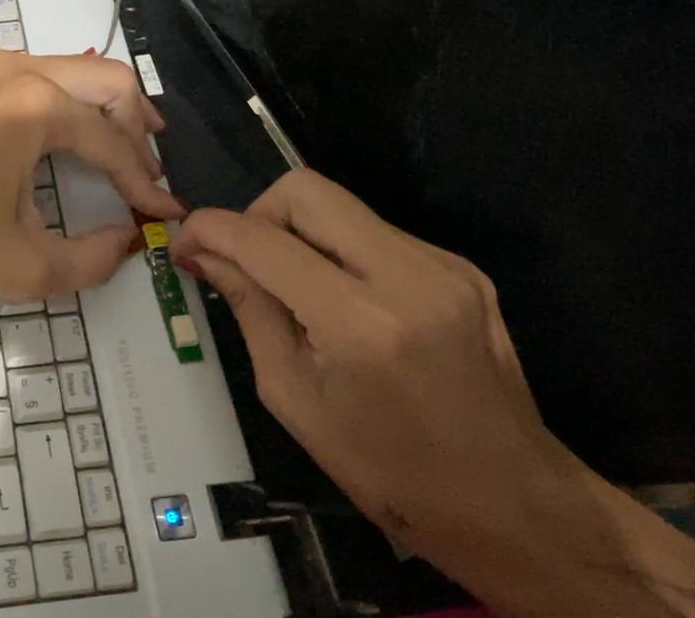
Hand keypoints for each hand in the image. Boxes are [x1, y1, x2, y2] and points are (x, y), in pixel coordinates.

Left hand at [0, 51, 183, 300]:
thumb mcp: (22, 263)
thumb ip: (90, 261)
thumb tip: (125, 243)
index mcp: (36, 104)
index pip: (112, 143)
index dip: (145, 182)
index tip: (166, 214)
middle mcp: (18, 71)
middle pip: (107, 81)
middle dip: (139, 125)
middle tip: (152, 169)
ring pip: (74, 73)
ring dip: (106, 110)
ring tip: (125, 153)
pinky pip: (40, 79)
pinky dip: (69, 105)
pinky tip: (72, 142)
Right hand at [170, 170, 583, 569]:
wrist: (510, 503)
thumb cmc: (385, 469)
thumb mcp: (292, 396)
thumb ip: (249, 310)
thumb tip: (204, 255)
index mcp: (360, 323)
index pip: (263, 241)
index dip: (210, 229)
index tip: (184, 243)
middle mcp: (408, 275)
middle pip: (306, 190)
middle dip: (257, 214)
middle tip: (244, 262)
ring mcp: (444, 266)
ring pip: (341, 206)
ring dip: (299, 234)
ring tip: (291, 288)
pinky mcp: (462, 269)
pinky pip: (376, 233)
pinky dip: (340, 253)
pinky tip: (342, 302)